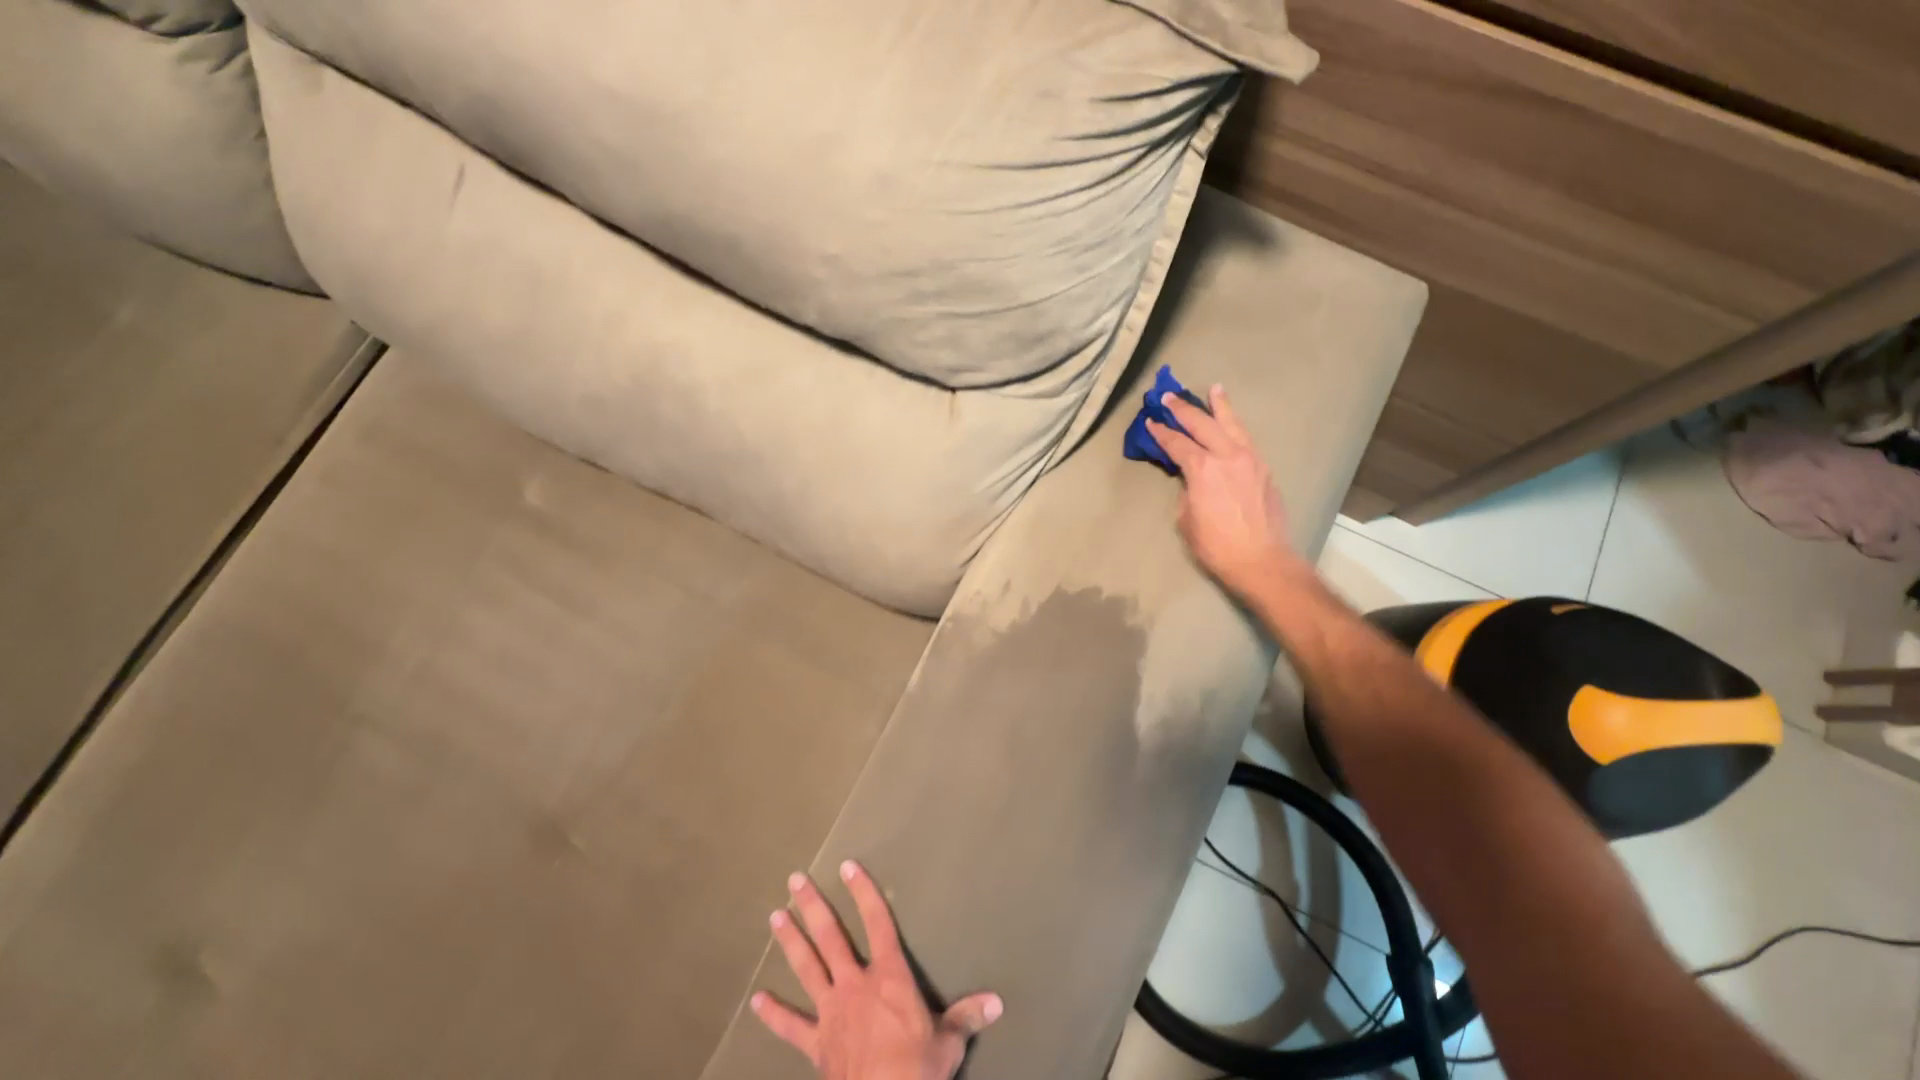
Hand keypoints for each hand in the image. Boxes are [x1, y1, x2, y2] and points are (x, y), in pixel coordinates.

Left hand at [752, 861, 1003, 1079]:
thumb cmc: (918, 1068)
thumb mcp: (949, 1042)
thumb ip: (967, 1017)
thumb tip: (997, 1003)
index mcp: (890, 978)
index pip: (878, 924)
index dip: (864, 893)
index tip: (848, 867)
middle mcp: (856, 985)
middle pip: (831, 937)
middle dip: (813, 906)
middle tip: (795, 880)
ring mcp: (831, 1012)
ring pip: (807, 968)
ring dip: (791, 941)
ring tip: (775, 916)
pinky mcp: (817, 1044)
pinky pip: (791, 1026)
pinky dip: (773, 1013)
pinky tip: (756, 1000)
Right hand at [1145, 384, 1305, 601]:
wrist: (1262, 560)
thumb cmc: (1217, 546)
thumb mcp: (1187, 520)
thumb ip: (1188, 492)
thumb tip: (1192, 481)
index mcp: (1202, 470)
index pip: (1177, 444)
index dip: (1161, 432)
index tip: (1151, 422)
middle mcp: (1227, 456)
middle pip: (1203, 424)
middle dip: (1184, 409)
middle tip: (1170, 396)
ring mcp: (1249, 459)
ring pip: (1232, 424)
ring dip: (1220, 406)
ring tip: (1214, 390)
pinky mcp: (1263, 468)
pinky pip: (1246, 438)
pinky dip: (1235, 425)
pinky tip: (1231, 423)